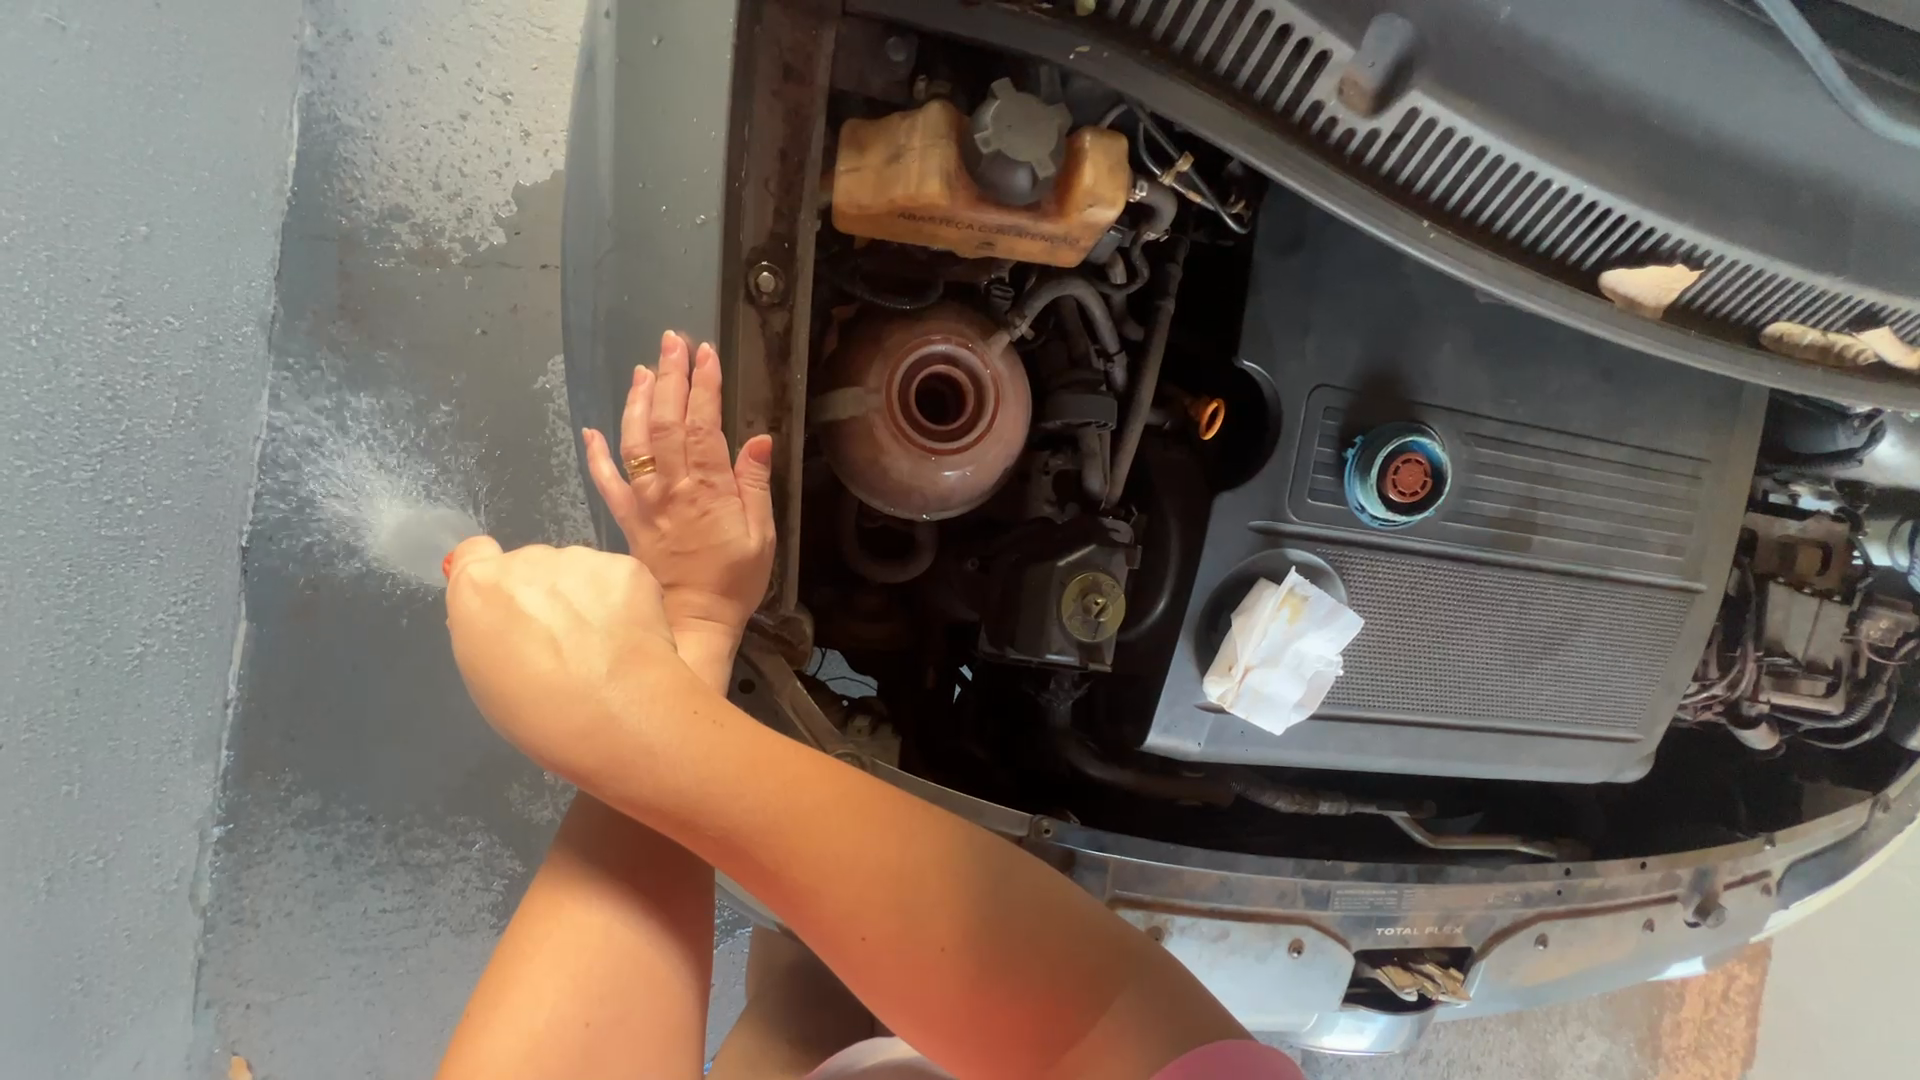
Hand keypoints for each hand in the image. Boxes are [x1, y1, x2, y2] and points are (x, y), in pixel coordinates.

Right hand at [443, 535, 684, 779]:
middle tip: (566, 637)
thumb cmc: (538, 712)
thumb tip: (504, 612)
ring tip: (603, 640)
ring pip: (580, 569)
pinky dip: (625, 599)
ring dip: (587, 593)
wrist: (617, 711)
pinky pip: (620, 577)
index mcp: (479, 586)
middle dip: (547, 592)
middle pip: (534, 565)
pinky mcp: (628, 567)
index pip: (476, 553)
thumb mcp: (484, 672)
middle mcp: (527, 560)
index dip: (494, 576)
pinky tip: (629, 633)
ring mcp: (582, 559)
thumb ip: (489, 626)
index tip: (511, 602)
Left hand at [582, 331, 774, 652]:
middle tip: (672, 341)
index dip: (703, 387)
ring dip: (637, 402)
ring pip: (635, 442)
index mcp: (709, 489)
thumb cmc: (735, 580)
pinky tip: (591, 429)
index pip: (702, 426)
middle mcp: (672, 487)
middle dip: (669, 378)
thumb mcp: (762, 535)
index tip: (705, 353)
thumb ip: (755, 485)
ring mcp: (645, 502)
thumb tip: (757, 438)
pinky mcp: (627, 519)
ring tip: (643, 369)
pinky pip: (606, 482)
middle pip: (665, 422)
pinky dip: (596, 454)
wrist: (692, 621)